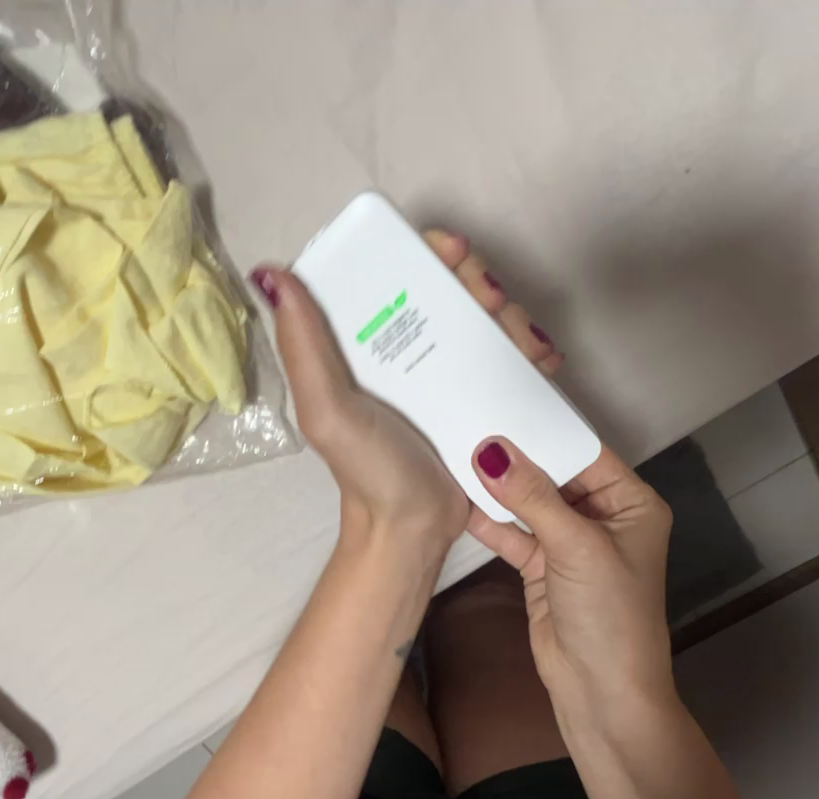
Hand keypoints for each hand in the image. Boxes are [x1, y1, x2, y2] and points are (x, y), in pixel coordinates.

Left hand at [252, 230, 562, 557]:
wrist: (413, 528)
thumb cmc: (368, 470)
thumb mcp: (327, 410)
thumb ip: (304, 349)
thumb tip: (275, 275)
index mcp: (366, 342)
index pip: (395, 273)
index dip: (424, 251)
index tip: (450, 252)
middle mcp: (407, 347)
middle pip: (449, 287)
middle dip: (478, 278)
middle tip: (491, 298)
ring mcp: (448, 371)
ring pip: (486, 318)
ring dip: (511, 314)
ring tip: (524, 340)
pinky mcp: (481, 396)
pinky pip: (510, 359)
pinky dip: (530, 350)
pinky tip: (543, 361)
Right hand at [466, 440, 674, 714]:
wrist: (601, 691)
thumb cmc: (610, 614)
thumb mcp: (577, 547)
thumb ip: (533, 498)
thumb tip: (491, 451)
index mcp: (630, 503)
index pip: (585, 453)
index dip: (546, 431)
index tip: (502, 404)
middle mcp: (601, 517)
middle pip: (553, 476)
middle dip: (516, 458)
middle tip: (471, 422)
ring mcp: (569, 543)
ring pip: (529, 505)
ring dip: (499, 488)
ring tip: (457, 453)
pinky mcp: (542, 568)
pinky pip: (514, 534)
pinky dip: (490, 521)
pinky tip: (460, 500)